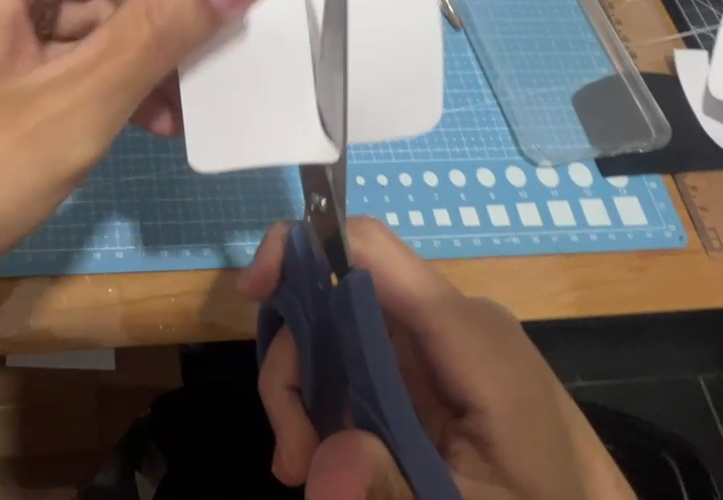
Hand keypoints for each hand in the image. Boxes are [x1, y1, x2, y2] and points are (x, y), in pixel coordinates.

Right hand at [239, 218, 634, 499]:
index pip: (370, 248)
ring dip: (304, 394)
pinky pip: (353, 354)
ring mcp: (433, 338)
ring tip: (307, 467)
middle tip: (291, 456)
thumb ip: (394, 490)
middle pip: (333, 298)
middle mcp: (446, 318)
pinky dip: (327, 399)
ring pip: (332, 330)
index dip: (303, 247)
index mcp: (468, 334)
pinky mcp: (424, 361)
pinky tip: (330, 455)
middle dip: (295, 367)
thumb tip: (318, 469)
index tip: (254, 292)